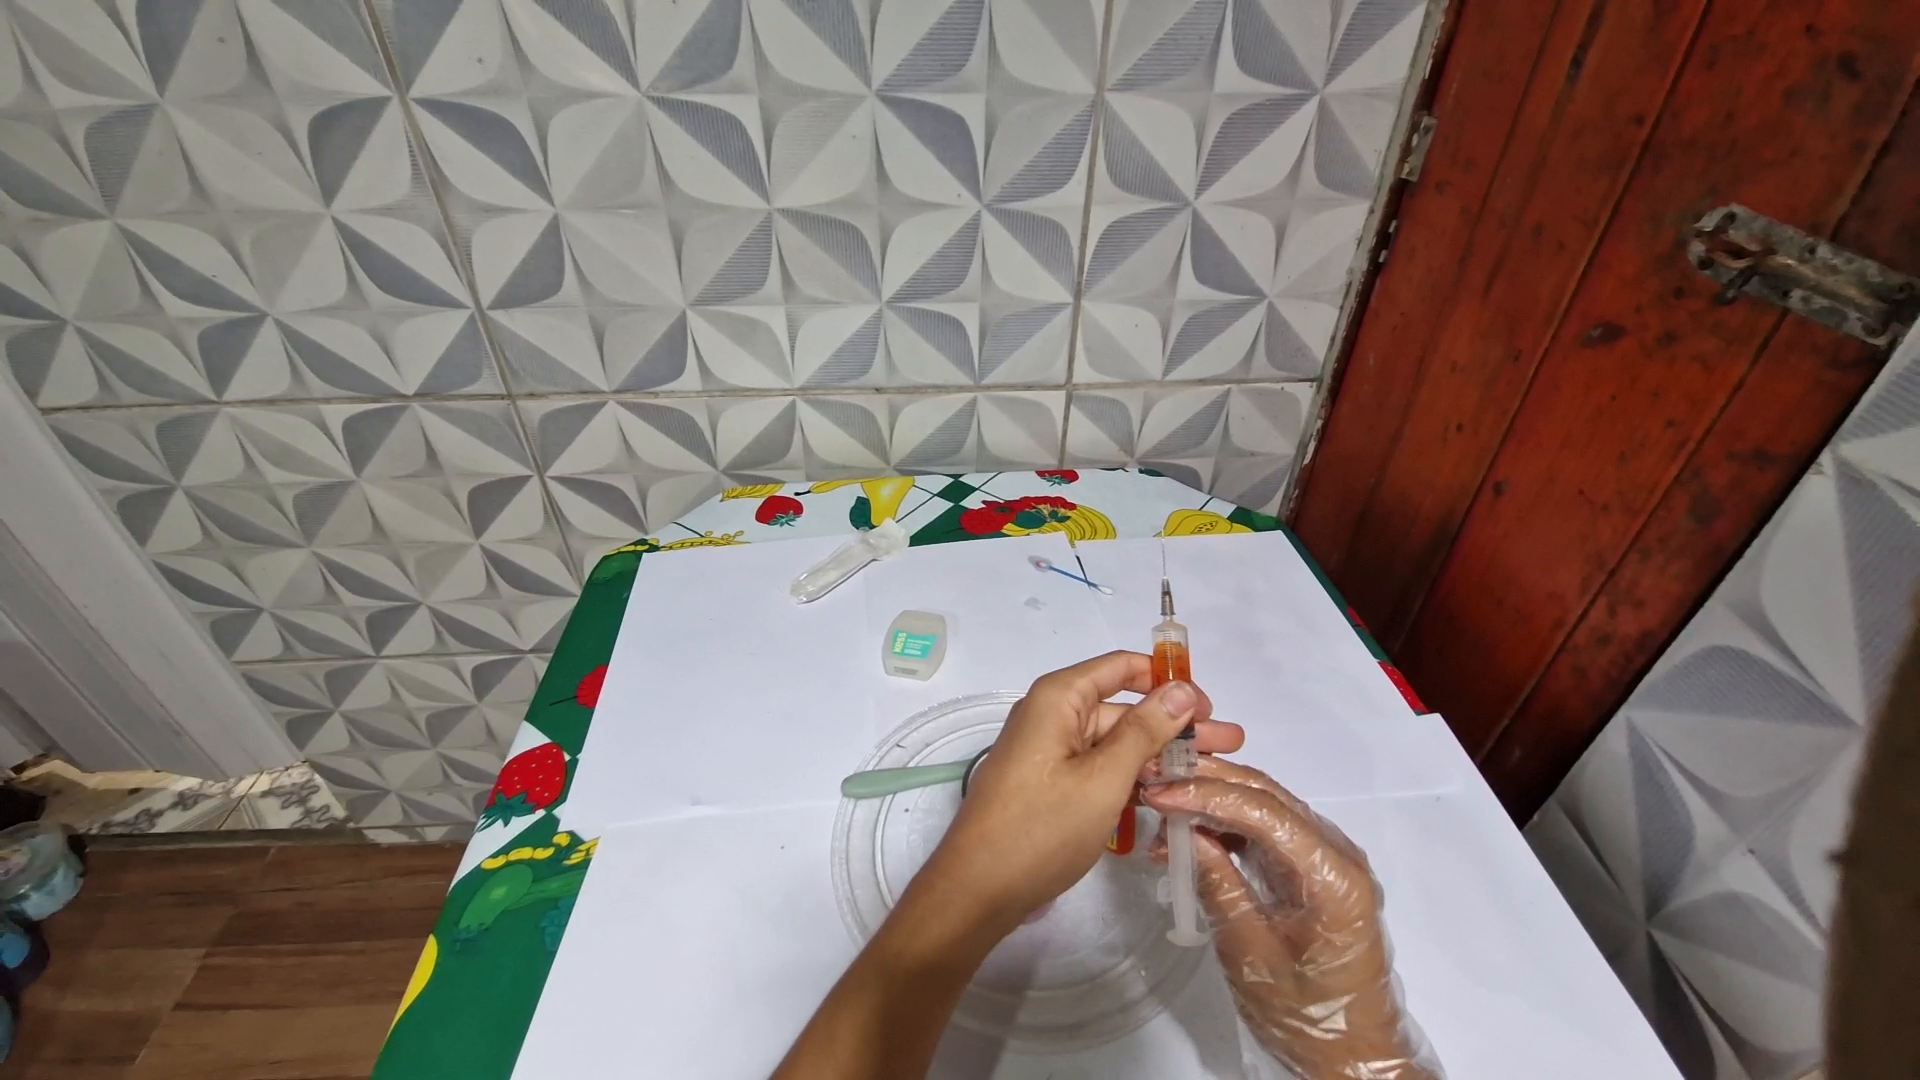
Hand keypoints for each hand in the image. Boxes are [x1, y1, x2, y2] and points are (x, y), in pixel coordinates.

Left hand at [909, 651, 1244, 935]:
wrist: (977, 890)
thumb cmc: (1041, 827)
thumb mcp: (1103, 778)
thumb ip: (1144, 731)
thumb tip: (1181, 688)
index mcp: (1059, 698)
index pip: (1121, 667)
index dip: (1167, 680)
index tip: (1210, 707)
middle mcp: (1052, 715)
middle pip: (1122, 708)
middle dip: (1175, 725)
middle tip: (1232, 744)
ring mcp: (1050, 752)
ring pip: (1113, 743)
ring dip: (1157, 756)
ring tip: (1211, 773)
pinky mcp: (1050, 784)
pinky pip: (1097, 769)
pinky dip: (1130, 778)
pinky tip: (1168, 795)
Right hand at [1143, 757, 1442, 1079]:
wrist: (1353, 1058)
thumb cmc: (1304, 1014)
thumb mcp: (1249, 950)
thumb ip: (1216, 881)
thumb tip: (1180, 827)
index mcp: (1331, 874)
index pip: (1262, 810)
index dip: (1205, 794)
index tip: (1156, 793)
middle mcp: (1336, 851)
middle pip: (1265, 794)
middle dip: (1205, 781)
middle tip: (1151, 777)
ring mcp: (1326, 855)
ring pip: (1262, 802)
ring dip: (1211, 795)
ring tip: (1161, 797)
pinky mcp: (1310, 866)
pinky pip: (1264, 826)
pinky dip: (1223, 821)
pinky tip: (1187, 828)